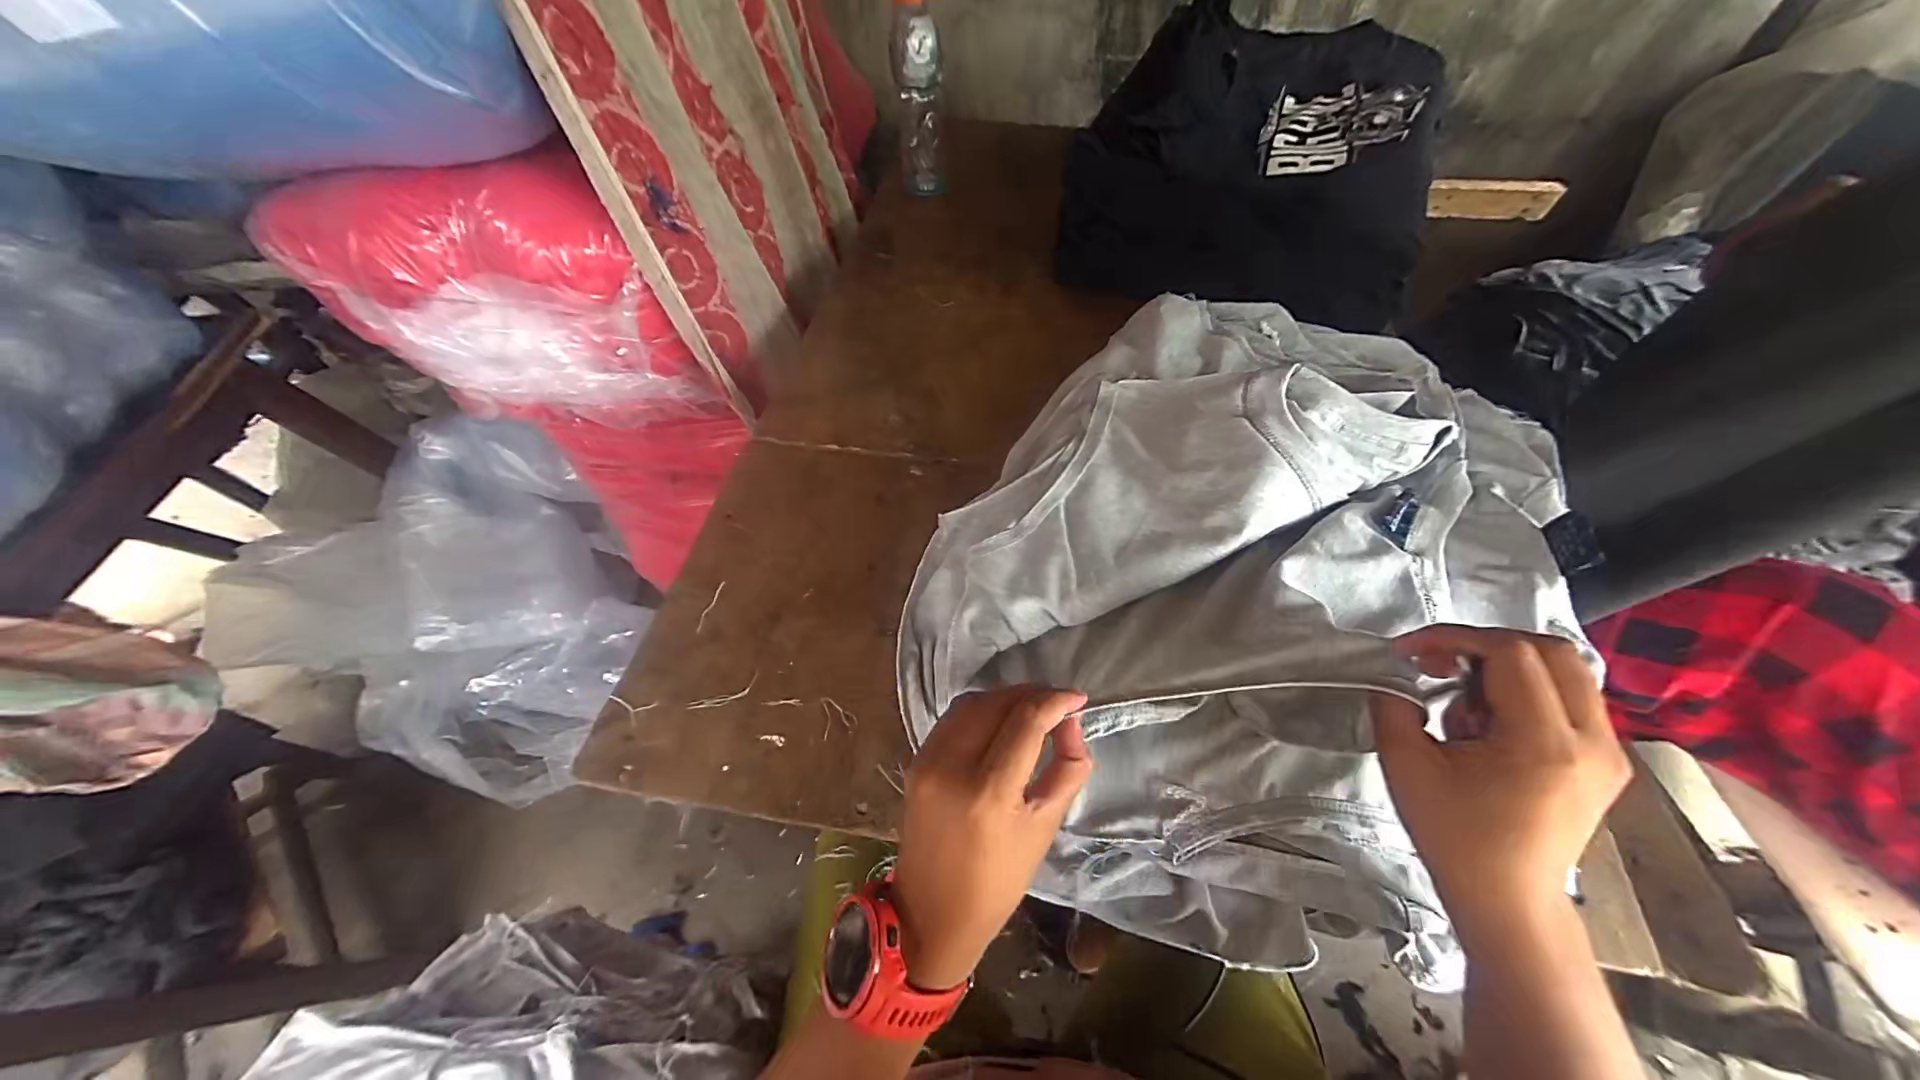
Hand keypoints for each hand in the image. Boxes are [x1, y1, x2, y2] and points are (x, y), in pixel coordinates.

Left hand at [892, 685, 1091, 989]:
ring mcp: (927, 761)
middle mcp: (952, 766)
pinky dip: (980, 711)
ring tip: (1032, 708)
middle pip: (996, 703)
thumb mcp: (1044, 829)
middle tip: (1057, 703)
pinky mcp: (916, 762)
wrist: (933, 912)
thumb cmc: (998, 882)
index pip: (1025, 721)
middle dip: (1031, 694)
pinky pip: (952, 720)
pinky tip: (1000, 721)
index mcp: (989, 791)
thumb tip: (1072, 724)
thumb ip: (1066, 770)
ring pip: (970, 704)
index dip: (1055, 701)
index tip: (1078, 699)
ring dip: (1004, 698)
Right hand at [1370, 625, 1630, 935]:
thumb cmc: (1453, 835)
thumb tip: (1398, 675)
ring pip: (1567, 670)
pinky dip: (1526, 689)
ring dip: (1507, 665)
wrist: (1508, 899)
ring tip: (1462, 694)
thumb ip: (1393, 706)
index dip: (1454, 638)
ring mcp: (1609, 752)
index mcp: (1545, 742)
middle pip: (1552, 651)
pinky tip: (1489, 718)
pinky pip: (1571, 698)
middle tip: (1439, 662)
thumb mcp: (1405, 765)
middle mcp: (1593, 741)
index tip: (1411, 651)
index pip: (1511, 653)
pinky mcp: (1605, 762)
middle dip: (1485, 644)